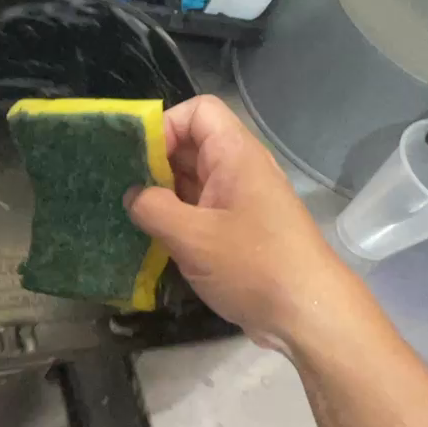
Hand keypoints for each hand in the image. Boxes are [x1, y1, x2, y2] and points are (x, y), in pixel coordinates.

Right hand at [125, 95, 366, 348]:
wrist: (307, 315)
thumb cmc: (253, 266)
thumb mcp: (192, 237)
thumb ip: (152, 208)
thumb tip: (133, 196)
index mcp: (235, 156)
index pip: (197, 111)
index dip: (164, 126)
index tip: (137, 159)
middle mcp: (238, 170)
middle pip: (190, 144)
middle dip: (153, 161)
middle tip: (119, 188)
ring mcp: (238, 201)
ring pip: (191, 179)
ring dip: (160, 192)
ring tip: (128, 212)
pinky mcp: (236, 229)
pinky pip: (197, 208)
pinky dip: (173, 216)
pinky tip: (149, 237)